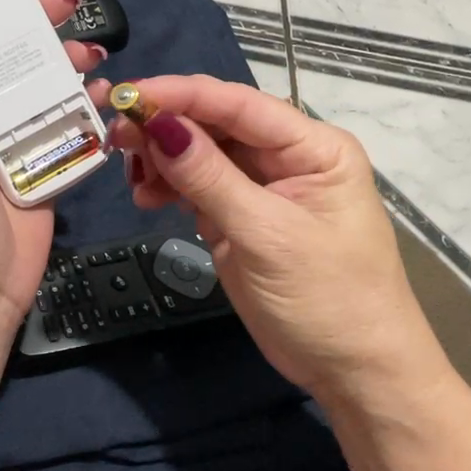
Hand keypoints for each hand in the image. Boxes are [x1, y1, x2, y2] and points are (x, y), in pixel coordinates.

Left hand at [0, 0, 103, 337]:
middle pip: (16, 58)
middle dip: (43, 31)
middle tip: (72, 13)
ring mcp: (18, 140)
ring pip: (49, 87)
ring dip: (72, 64)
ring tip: (92, 56)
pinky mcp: (49, 166)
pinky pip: (73, 127)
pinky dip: (91, 108)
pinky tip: (106, 95)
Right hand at [91, 75, 442, 401]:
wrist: (355, 376)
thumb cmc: (328, 300)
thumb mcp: (266, 235)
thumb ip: (209, 176)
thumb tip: (156, 123)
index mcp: (312, 146)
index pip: (238, 104)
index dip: (181, 94)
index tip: (128, 94)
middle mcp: (286, 154)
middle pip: (213, 121)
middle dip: (163, 126)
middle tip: (115, 138)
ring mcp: (260, 184)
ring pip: (197, 150)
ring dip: (159, 157)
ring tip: (132, 179)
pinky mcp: (238, 213)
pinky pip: (193, 182)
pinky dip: (166, 185)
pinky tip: (146, 198)